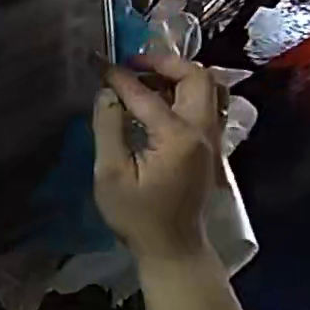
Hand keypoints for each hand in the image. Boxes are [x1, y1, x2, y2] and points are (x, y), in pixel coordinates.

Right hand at [92, 54, 223, 264]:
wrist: (172, 247)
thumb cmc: (136, 215)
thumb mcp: (111, 174)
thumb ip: (108, 129)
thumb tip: (106, 96)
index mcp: (178, 136)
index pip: (145, 94)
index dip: (118, 77)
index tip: (97, 65)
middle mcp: (203, 130)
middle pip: (197, 77)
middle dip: (163, 62)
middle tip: (131, 64)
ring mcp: (212, 139)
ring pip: (207, 89)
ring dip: (177, 76)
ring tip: (144, 79)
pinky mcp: (210, 147)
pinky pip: (205, 105)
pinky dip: (183, 93)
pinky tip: (157, 102)